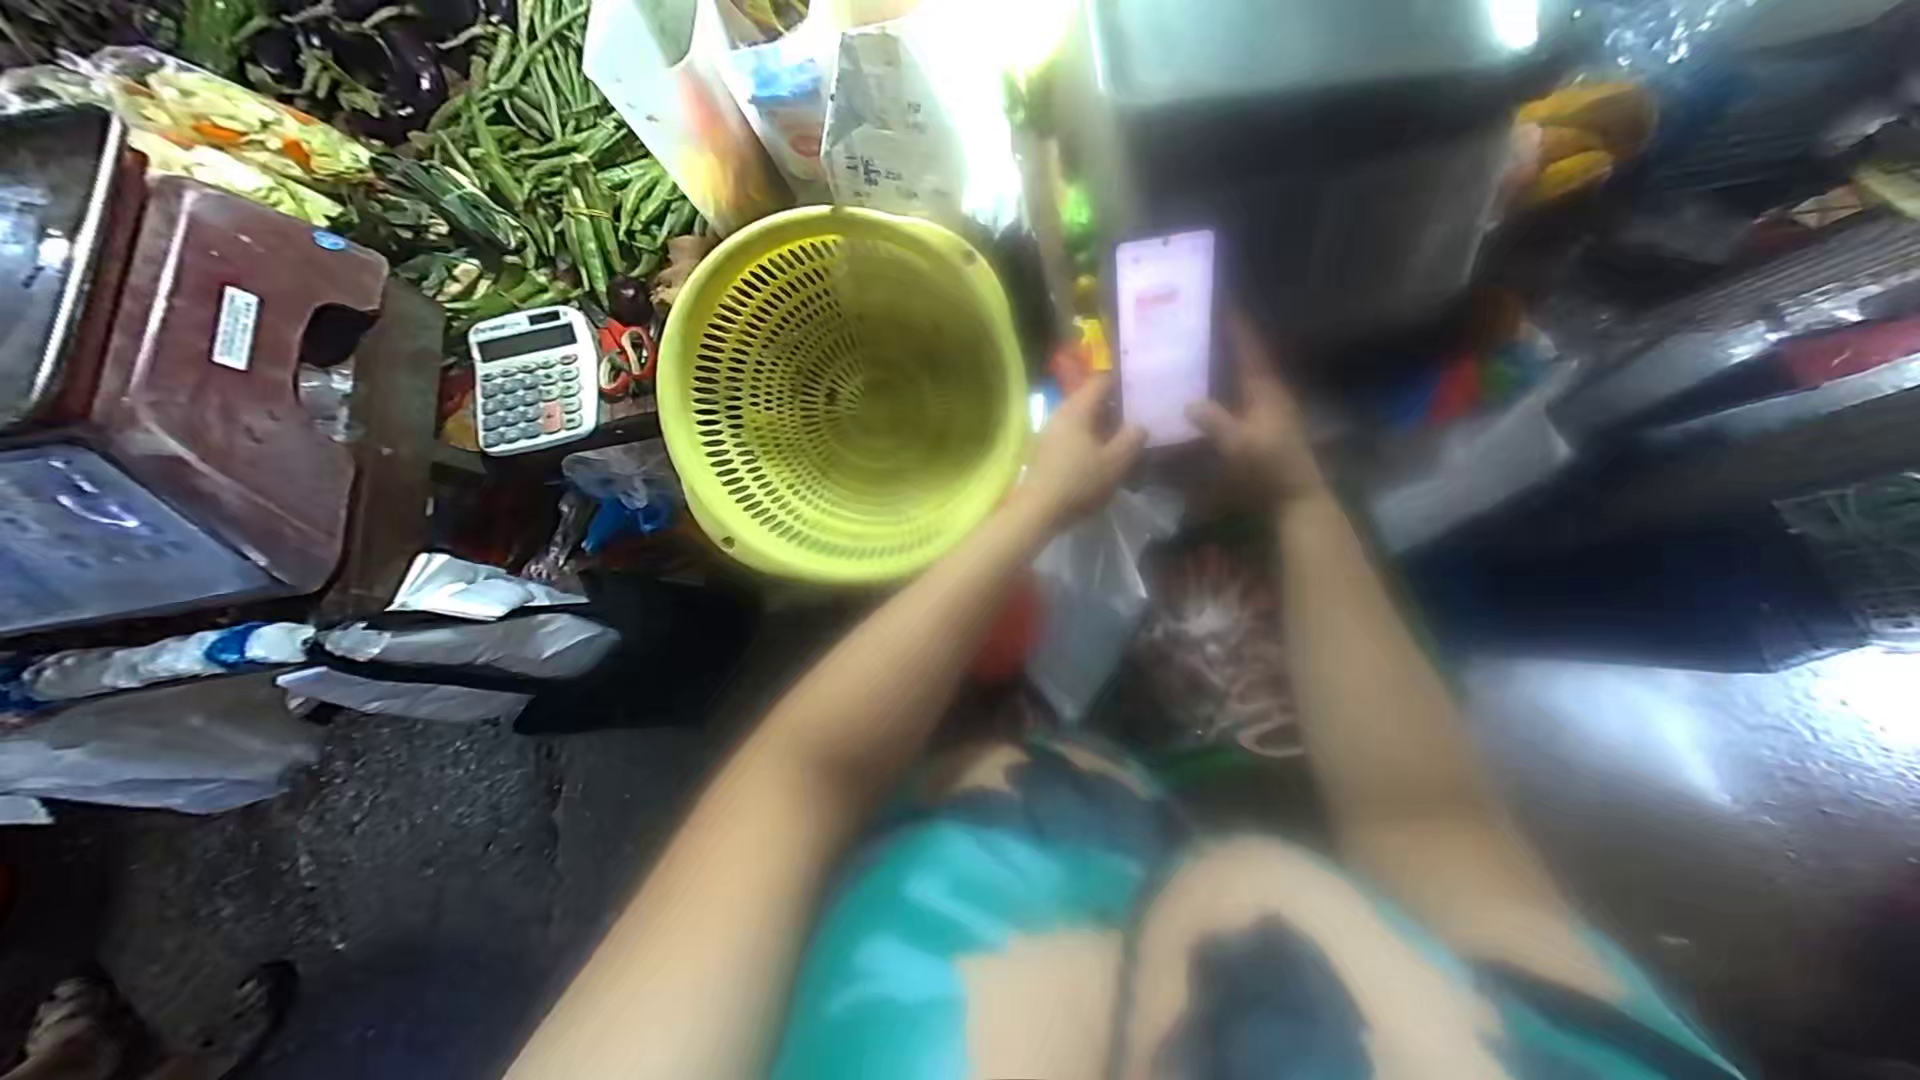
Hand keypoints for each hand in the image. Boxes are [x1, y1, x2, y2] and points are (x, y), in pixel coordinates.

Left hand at [1019, 374, 1144, 526]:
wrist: (1037, 510)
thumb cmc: (1079, 481)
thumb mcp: (1115, 461)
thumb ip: (1131, 438)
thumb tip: (1139, 424)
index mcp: (1076, 409)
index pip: (1100, 381)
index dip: (1121, 381)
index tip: (1139, 389)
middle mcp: (1059, 414)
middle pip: (1088, 399)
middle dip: (1112, 406)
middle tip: (1134, 416)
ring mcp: (1048, 432)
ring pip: (1079, 418)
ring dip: (1099, 424)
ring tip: (1119, 438)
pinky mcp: (1043, 450)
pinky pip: (1070, 434)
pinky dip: (1086, 437)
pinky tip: (1097, 454)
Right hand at [1187, 314, 1325, 506]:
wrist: (1294, 496)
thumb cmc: (1270, 468)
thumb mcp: (1240, 446)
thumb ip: (1215, 422)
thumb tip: (1189, 402)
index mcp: (1265, 389)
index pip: (1249, 348)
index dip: (1235, 325)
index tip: (1219, 301)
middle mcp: (1266, 392)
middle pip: (1243, 357)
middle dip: (1222, 340)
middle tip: (1195, 324)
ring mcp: (1264, 408)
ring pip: (1239, 377)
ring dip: (1219, 364)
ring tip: (1191, 351)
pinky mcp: (1259, 424)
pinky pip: (1235, 396)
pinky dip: (1219, 387)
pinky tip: (1200, 391)